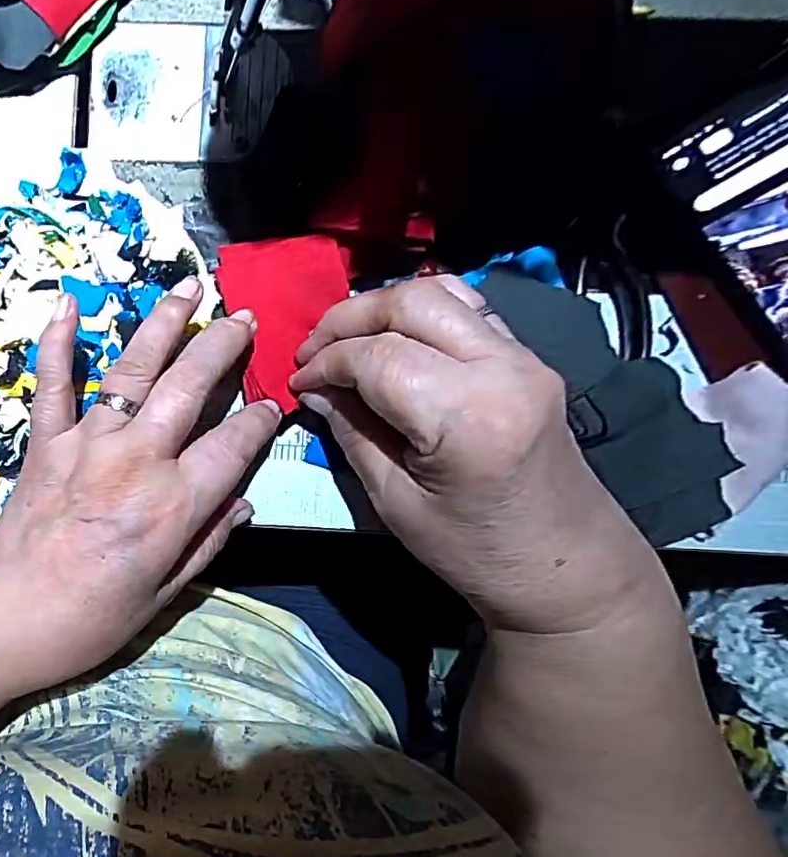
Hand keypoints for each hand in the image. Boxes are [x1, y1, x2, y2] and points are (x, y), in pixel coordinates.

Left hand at [0, 279, 280, 704]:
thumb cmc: (89, 619)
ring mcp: (85, 446)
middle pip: (191, 387)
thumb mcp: (164, 596)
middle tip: (242, 317)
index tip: (273, 404)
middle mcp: (136, 460)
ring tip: (185, 288)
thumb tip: (238, 503)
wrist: (7, 614)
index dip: (261, 420)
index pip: (236, 443)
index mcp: (177, 502)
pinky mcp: (42, 446)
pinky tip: (67, 306)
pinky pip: (52, 387)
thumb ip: (204, 544)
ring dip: (160, 326)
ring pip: (131, 372)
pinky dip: (57, 346)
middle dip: (222, 346)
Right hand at [287, 276, 662, 634]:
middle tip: (309, 354)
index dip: (323, 364)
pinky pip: (465, 311)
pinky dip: (414, 316)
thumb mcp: (389, 496)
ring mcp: (523, 359)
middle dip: (345, 320)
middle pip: (412, 303)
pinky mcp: (526, 361)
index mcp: (465, 414)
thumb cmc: (466, 544)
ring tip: (340, 344)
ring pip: (442, 295)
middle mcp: (503, 370)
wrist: (563, 562)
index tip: (294, 386)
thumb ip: (351, 431)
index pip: (375, 355)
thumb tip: (314, 390)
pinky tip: (384, 343)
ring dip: (379, 310)